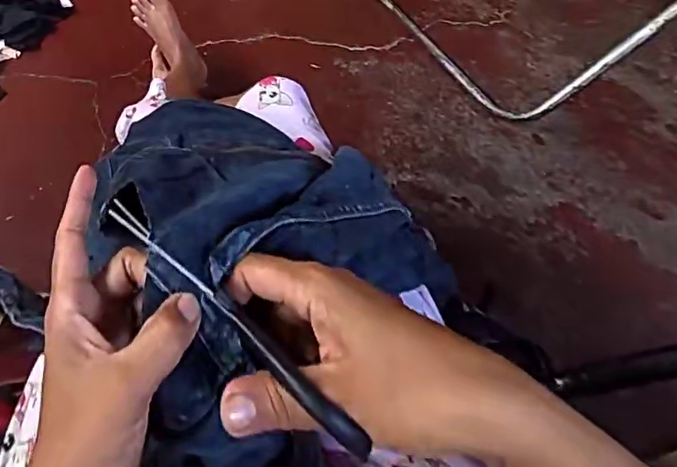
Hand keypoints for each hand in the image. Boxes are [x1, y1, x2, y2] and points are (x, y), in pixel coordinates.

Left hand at [31, 166, 201, 466]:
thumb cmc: (83, 437)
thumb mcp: (122, 384)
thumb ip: (160, 338)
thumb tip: (191, 297)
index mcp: (71, 312)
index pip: (70, 246)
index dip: (77, 206)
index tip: (87, 170)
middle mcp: (90, 317)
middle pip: (120, 267)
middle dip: (149, 264)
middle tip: (182, 276)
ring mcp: (110, 339)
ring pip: (140, 293)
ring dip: (164, 290)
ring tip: (195, 291)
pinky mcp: (129, 359)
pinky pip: (153, 319)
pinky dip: (171, 312)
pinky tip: (195, 312)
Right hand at [219, 255, 641, 466]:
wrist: (475, 397)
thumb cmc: (404, 387)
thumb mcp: (334, 398)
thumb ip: (275, 399)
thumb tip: (222, 407)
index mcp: (317, 284)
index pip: (253, 269)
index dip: (224, 291)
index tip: (201, 329)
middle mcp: (328, 285)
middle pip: (269, 293)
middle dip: (244, 328)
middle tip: (213, 366)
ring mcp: (345, 307)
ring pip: (291, 318)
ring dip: (271, 348)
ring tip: (242, 383)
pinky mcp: (358, 329)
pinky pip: (313, 333)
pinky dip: (296, 356)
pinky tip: (285, 389)